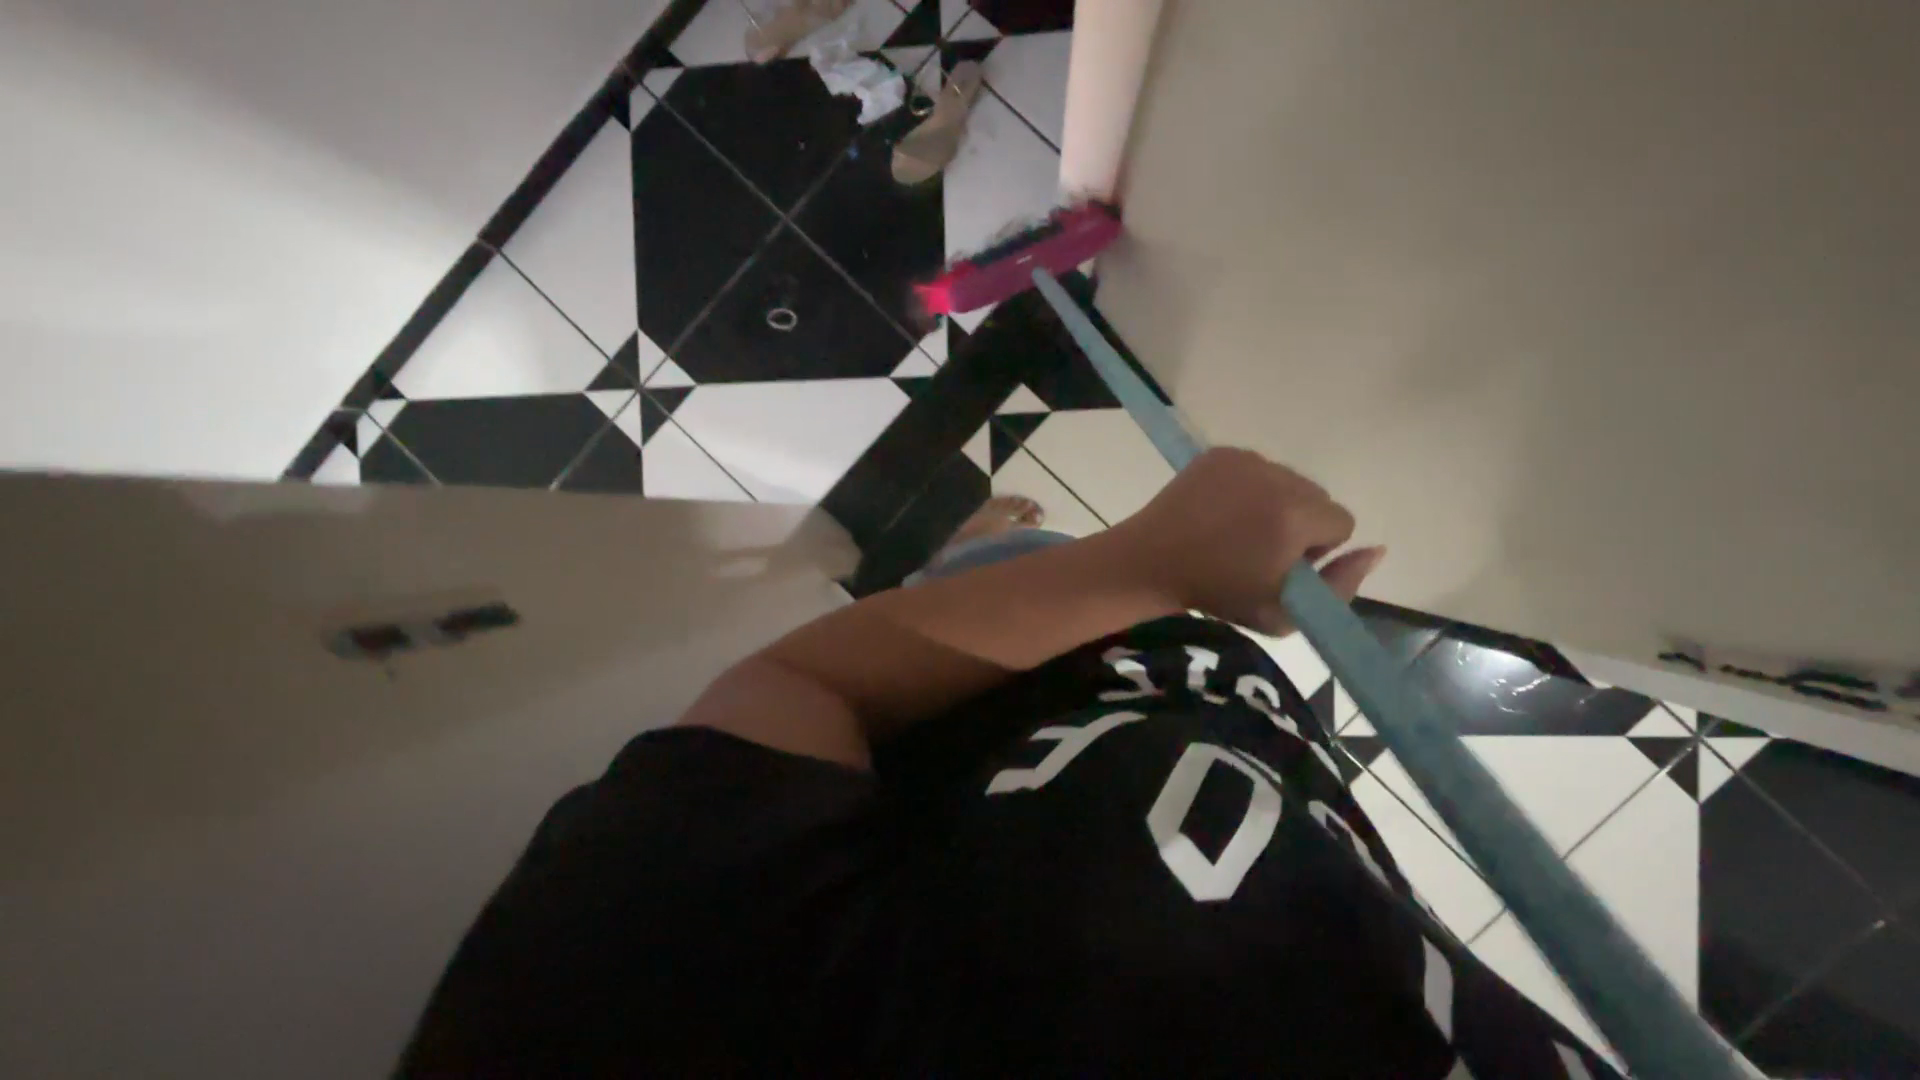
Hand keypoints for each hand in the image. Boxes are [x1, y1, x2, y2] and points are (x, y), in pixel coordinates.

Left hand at [1108, 447, 1384, 634]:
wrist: (1151, 564)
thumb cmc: (1218, 595)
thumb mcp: (1285, 613)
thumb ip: (1340, 586)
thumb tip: (1377, 550)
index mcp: (1295, 516)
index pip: (1342, 522)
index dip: (1316, 549)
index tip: (1281, 565)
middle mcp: (1277, 477)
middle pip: (1317, 497)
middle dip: (1300, 522)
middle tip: (1258, 549)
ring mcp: (1245, 460)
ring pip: (1288, 481)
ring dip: (1276, 503)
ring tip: (1236, 530)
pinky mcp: (1220, 453)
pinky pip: (1256, 468)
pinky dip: (1248, 488)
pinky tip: (1221, 511)